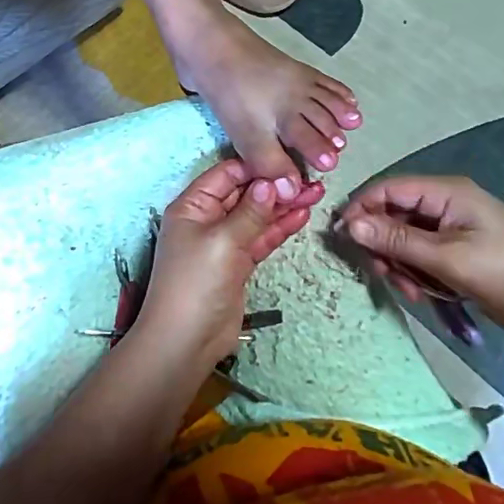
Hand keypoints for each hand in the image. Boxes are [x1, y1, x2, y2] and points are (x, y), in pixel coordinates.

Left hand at [134, 159, 322, 367]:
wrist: (186, 341)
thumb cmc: (196, 283)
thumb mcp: (223, 241)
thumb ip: (250, 212)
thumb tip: (272, 182)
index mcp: (193, 206)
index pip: (227, 174)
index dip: (256, 166)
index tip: (289, 163)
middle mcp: (207, 219)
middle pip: (244, 194)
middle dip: (275, 186)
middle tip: (311, 179)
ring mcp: (223, 242)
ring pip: (256, 216)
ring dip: (283, 206)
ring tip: (317, 193)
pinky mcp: (238, 263)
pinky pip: (260, 237)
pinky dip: (280, 227)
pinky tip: (302, 215)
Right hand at [336, 176, 503, 332]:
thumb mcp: (446, 259)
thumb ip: (396, 239)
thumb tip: (349, 223)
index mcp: (447, 192)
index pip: (389, 188)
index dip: (362, 208)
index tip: (342, 238)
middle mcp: (447, 203)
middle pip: (394, 214)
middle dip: (384, 245)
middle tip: (384, 275)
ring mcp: (454, 227)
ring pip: (405, 238)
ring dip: (401, 265)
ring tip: (413, 292)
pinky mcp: (459, 250)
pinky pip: (422, 254)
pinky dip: (417, 272)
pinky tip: (425, 293)